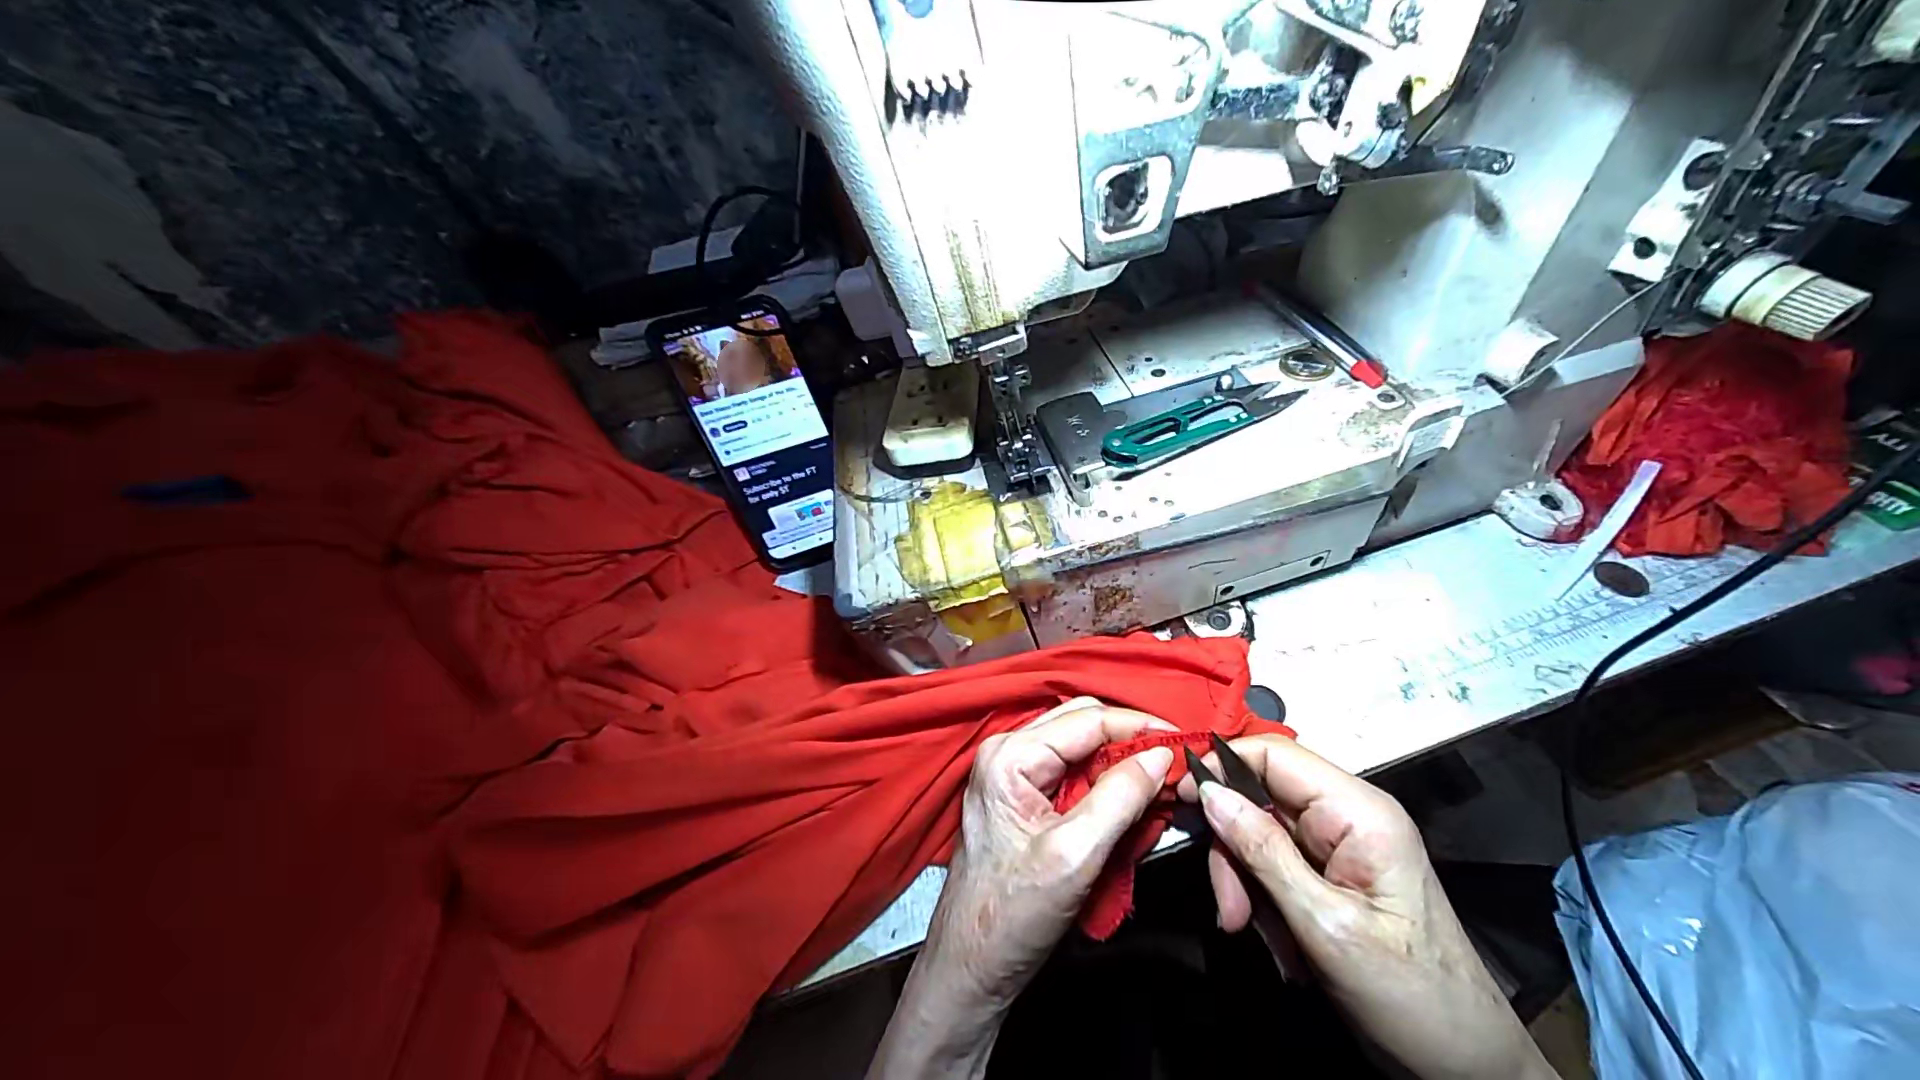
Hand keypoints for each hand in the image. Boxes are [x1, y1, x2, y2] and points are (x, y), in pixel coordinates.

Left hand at [868, 698, 1176, 1078]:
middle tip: (1175, 763)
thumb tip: (1160, 755)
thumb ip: (1119, 798)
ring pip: (1081, 743)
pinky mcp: (1022, 793)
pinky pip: (1073, 768)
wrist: (972, 962)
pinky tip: (1129, 796)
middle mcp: (1008, 750)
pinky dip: (1105, 778)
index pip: (1088, 718)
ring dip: (1121, 758)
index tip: (1184, 742)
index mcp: (1011, 755)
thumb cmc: (1012, 914)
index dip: (1140, 726)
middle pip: (1084, 722)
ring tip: (1159, 780)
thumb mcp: (1074, 855)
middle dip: (1132, 739)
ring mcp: (1012, 770)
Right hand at [1179, 736, 1555, 1079]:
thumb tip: (1209, 793)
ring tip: (1254, 932)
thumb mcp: (1326, 925)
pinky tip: (1281, 943)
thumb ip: (1262, 852)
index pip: (1274, 754)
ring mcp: (1337, 844)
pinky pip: (1272, 864)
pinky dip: (1261, 899)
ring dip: (1245, 883)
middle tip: (1230, 909)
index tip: (1181, 798)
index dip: (1222, 765)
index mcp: (1359, 812)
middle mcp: (1347, 816)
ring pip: (1257, 835)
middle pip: (1258, 798)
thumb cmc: (1414, 997)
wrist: (1467, 1066)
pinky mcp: (1329, 872)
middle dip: (1234, 851)